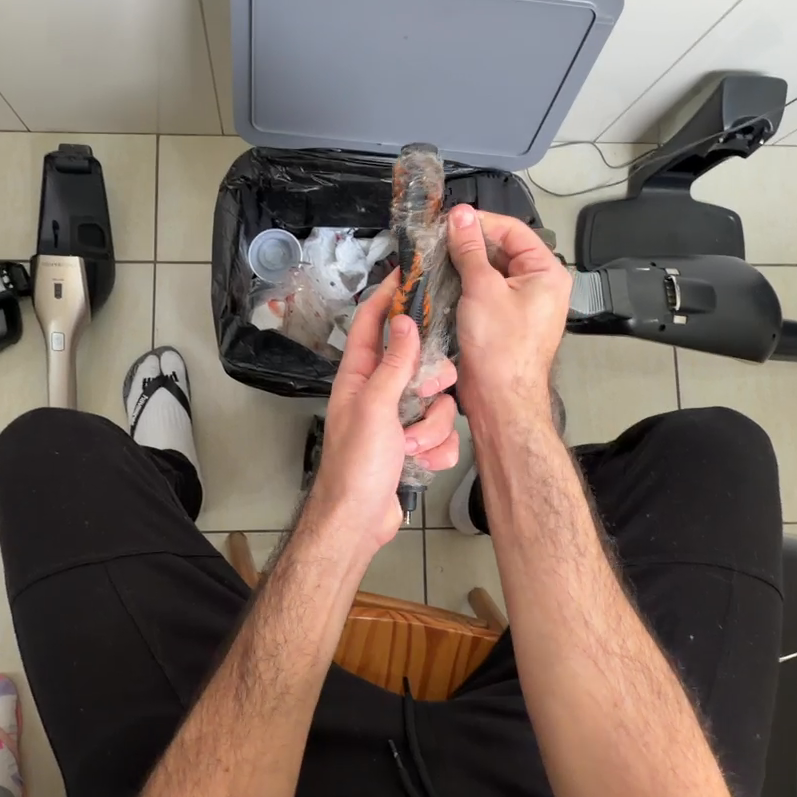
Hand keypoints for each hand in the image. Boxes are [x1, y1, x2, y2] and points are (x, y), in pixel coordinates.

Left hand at [304, 275, 459, 558]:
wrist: (359, 521)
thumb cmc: (355, 465)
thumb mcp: (375, 407)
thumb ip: (393, 364)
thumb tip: (404, 321)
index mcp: (359, 375)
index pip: (370, 323)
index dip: (388, 297)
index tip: (410, 274)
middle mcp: (379, 392)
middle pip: (420, 364)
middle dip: (431, 386)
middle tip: (425, 397)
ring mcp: (397, 419)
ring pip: (437, 403)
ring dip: (431, 428)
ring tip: (411, 447)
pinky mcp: (413, 444)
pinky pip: (441, 434)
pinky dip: (434, 451)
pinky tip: (418, 464)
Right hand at [443, 204, 570, 424]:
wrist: (500, 400)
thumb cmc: (501, 350)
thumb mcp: (481, 289)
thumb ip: (469, 250)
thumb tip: (460, 218)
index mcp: (546, 273)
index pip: (513, 231)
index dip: (481, 222)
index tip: (451, 220)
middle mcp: (538, 286)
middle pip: (501, 249)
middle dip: (469, 244)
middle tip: (438, 240)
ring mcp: (520, 304)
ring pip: (490, 271)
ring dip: (464, 265)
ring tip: (436, 259)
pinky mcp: (502, 320)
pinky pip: (484, 292)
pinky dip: (464, 285)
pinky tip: (442, 283)